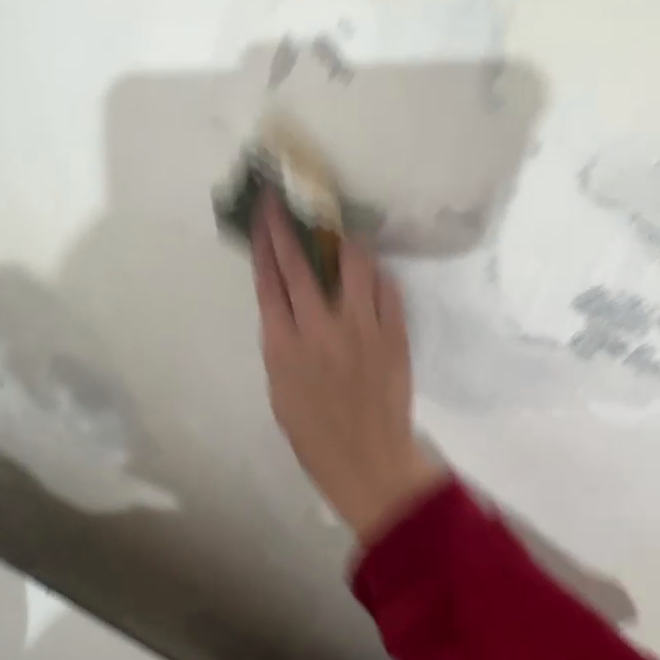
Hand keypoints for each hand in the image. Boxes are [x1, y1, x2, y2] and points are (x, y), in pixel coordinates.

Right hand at [251, 194, 446, 541]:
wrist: (369, 461)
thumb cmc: (315, 436)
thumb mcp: (280, 390)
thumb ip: (281, 343)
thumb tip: (286, 303)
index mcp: (283, 347)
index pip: (269, 280)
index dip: (265, 241)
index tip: (264, 213)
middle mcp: (321, 329)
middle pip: (302, 263)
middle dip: (291, 225)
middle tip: (287, 198)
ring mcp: (363, 328)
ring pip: (353, 264)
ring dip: (341, 240)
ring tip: (337, 230)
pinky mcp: (395, 335)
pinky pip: (386, 289)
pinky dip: (375, 274)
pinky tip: (369, 271)